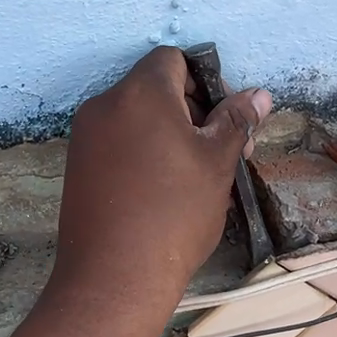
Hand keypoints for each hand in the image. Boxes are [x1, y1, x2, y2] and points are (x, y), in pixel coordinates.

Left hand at [53, 47, 272, 307]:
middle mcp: (105, 104)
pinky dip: (142, 152)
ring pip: (136, 117)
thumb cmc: (174, 214)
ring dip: (168, 133)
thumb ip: (236, 121)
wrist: (113, 278)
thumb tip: (258, 94)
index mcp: (140, 92)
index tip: (223, 120)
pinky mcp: (77, 165)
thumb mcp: (217, 163)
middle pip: (154, 87)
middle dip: (190, 110)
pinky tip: (163, 191)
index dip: (204, 81)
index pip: (173, 59)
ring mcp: (85, 136)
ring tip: (195, 177)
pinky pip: (117, 142)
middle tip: (220, 152)